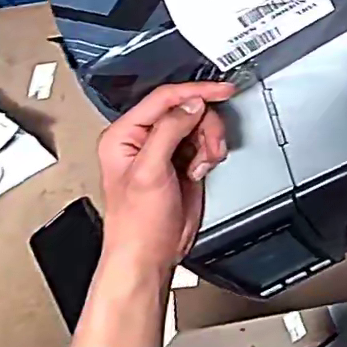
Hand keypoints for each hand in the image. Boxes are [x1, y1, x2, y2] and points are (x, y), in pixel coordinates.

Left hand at [96, 81, 236, 264]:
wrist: (150, 255)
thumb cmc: (136, 225)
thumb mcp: (150, 173)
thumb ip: (169, 131)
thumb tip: (191, 105)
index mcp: (124, 135)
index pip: (164, 98)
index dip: (196, 92)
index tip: (222, 91)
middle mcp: (143, 138)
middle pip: (188, 109)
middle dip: (206, 127)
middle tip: (209, 147)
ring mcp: (165, 149)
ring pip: (201, 124)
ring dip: (209, 142)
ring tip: (202, 164)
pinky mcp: (182, 160)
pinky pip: (206, 141)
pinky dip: (210, 153)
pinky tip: (200, 170)